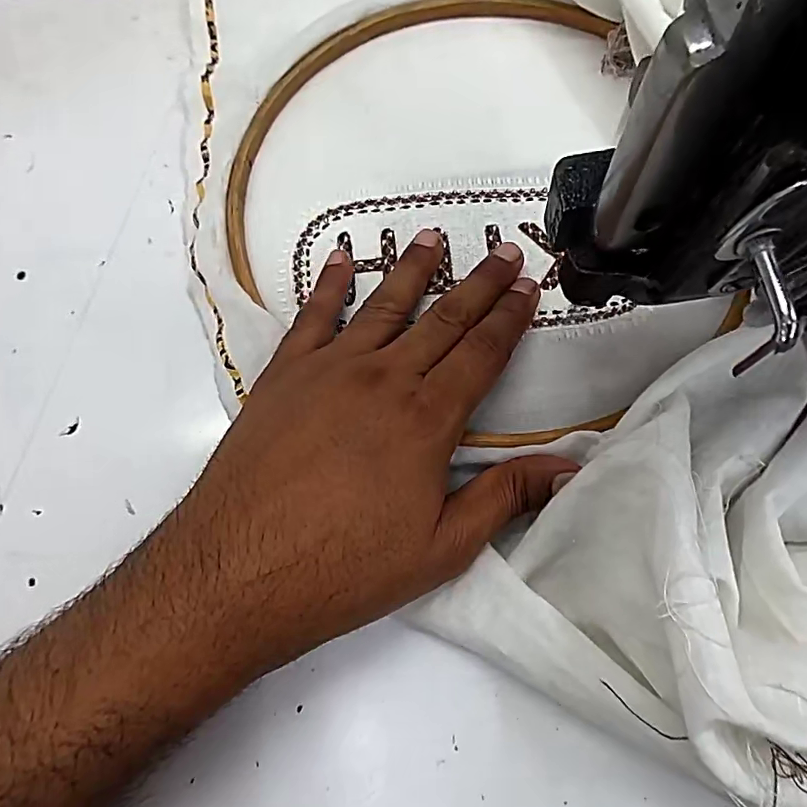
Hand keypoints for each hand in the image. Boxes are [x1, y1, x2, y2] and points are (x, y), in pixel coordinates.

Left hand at [147, 230, 578, 674]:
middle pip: (443, 320)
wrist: (240, 569)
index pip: (481, 353)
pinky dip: (330, 283)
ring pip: (382, 306)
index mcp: (427, 419)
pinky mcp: (283, 375)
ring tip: (434, 237)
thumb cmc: (346, 567)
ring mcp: (329, 371)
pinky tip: (342, 259)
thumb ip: (504, 498)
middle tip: (503, 250)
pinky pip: (313, 316)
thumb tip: (567, 469)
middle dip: (479, 283)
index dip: (509, 318)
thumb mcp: (441, 548)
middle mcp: (383, 380)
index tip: (528, 286)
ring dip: (413, 269)